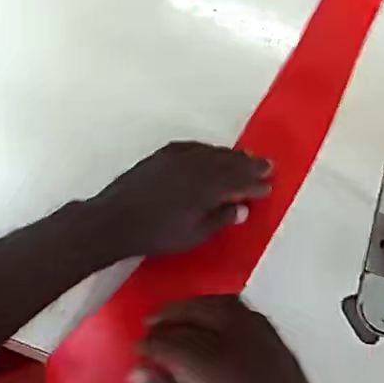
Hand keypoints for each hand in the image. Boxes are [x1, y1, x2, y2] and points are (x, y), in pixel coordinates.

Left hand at [81, 142, 270, 259]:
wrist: (114, 221)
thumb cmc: (155, 235)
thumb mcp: (193, 235)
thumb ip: (219, 219)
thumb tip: (242, 209)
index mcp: (205, 187)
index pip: (238, 181)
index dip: (255, 183)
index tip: (269, 185)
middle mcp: (194, 167)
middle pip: (228, 162)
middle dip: (249, 164)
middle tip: (267, 165)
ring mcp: (176, 158)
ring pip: (211, 153)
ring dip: (230, 155)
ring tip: (245, 158)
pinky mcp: (161, 156)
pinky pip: (191, 148)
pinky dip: (206, 150)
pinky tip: (210, 153)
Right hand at [131, 296, 371, 382]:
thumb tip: (137, 372)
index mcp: (226, 374)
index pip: (180, 344)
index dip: (153, 344)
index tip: (135, 349)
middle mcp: (250, 350)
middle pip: (206, 313)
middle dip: (174, 313)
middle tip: (150, 323)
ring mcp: (271, 345)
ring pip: (230, 306)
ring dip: (199, 305)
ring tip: (176, 316)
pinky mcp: (284, 349)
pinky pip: (252, 314)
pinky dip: (225, 309)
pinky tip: (212, 322)